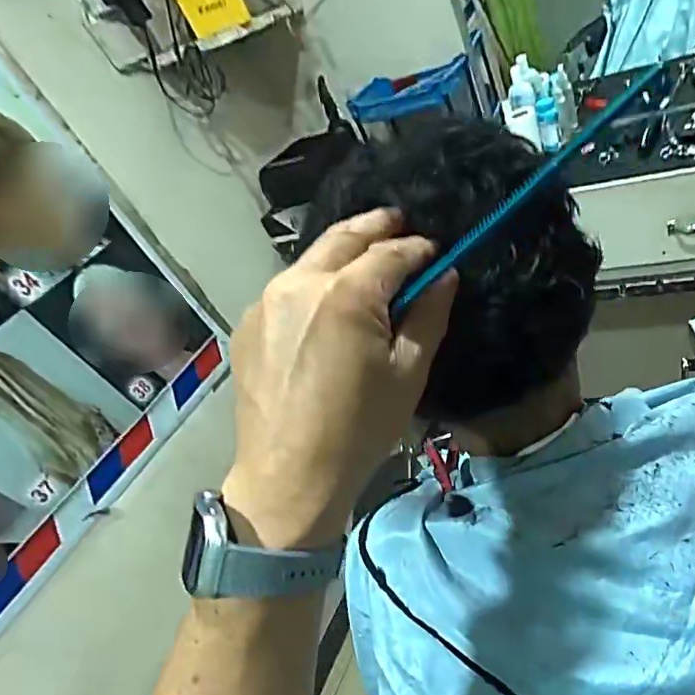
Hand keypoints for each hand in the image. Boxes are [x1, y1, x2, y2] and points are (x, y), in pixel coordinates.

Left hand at [221, 209, 456, 548]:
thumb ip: (428, 318)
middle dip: (376, 226)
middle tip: (400, 221)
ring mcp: (266, 301)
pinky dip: (317, 281)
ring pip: (311, 259)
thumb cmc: (362, 427)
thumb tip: (444, 278)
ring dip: (343, 251)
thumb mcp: (409, 375)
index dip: (418, 248)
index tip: (438, 250)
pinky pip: (290, 288)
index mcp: (346, 295)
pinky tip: (331, 302)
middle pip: (342, 238)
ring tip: (368, 256)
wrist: (292, 472)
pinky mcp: (250, 323)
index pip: (390, 253)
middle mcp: (299, 283)